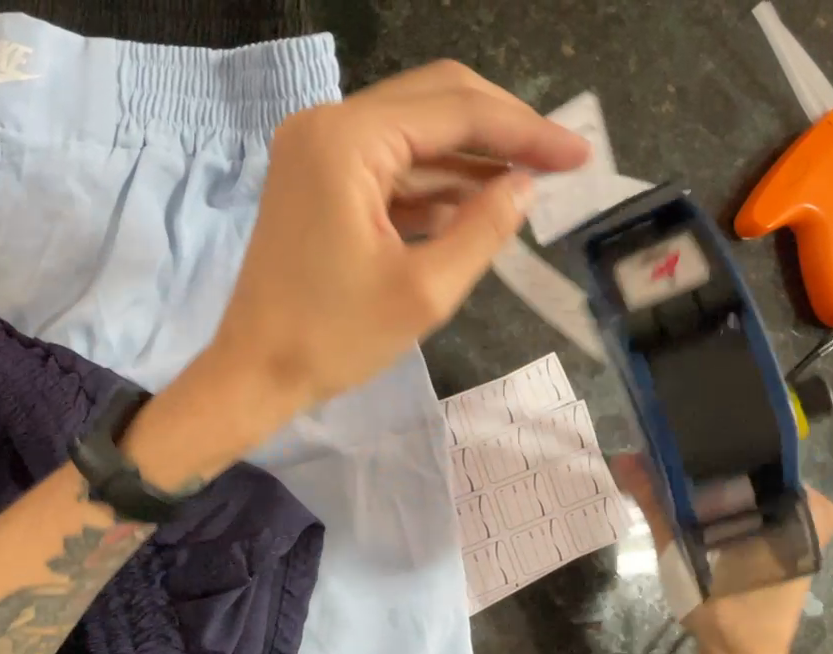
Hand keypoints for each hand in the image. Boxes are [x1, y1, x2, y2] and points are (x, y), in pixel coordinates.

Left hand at [201, 60, 589, 408]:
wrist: (253, 375)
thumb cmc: (331, 340)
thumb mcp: (423, 291)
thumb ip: (484, 229)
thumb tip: (525, 185)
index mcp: (346, 140)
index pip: (456, 111)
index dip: (526, 131)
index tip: (579, 156)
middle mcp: (325, 126)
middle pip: (434, 100)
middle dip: (500, 130)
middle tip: (556, 162)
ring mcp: (313, 151)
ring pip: (411, 132)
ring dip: (467, 158)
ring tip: (525, 186)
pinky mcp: (313, 181)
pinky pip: (385, 166)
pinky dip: (429, 183)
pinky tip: (472, 205)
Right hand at [609, 455, 832, 653]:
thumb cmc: (725, 609)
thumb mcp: (685, 552)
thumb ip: (657, 504)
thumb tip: (625, 459)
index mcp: (807, 508)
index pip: (758, 456)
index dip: (711, 448)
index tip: (673, 442)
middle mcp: (809, 515)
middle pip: (747, 476)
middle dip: (703, 472)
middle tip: (661, 460)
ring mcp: (794, 534)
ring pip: (742, 497)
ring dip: (705, 494)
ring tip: (666, 481)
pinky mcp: (774, 550)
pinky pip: (743, 517)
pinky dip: (715, 513)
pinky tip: (684, 513)